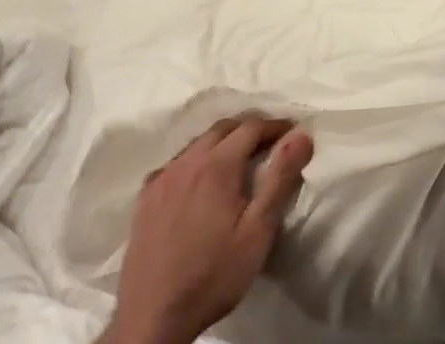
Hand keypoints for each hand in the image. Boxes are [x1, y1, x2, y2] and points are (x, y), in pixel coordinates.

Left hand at [101, 116, 313, 343]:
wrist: (152, 319)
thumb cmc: (214, 275)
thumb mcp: (258, 230)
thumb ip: (280, 178)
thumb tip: (300, 136)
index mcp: (216, 166)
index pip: (250, 127)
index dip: (275, 126)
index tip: (294, 133)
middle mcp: (185, 163)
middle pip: (222, 128)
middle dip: (250, 129)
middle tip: (272, 144)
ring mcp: (160, 181)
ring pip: (197, 144)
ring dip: (223, 142)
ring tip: (242, 161)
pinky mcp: (144, 200)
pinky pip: (175, 164)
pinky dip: (196, 160)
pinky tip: (201, 182)